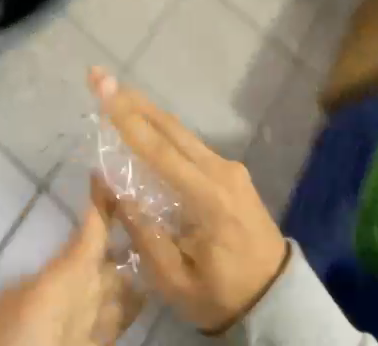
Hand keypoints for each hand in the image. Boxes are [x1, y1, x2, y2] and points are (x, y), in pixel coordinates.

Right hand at [0, 196, 144, 345]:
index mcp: (75, 274)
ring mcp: (105, 325)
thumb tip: (54, 274)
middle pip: (124, 260)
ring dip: (128, 270)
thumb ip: (42, 279)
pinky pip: (123, 317)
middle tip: (117, 213)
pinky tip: (113, 297)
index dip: (101, 203)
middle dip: (124, 236)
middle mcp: (98, 297)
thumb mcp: (13, 298)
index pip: (97, 231)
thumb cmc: (6, 337)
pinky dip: (124, 300)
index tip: (100, 178)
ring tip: (121, 256)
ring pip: (131, 290)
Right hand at [89, 67, 288, 333]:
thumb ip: (145, 235)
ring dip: (145, 112)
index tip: (104, 88)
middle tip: (99, 76)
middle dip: (132, 100)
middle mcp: (222, 172)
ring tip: (113, 95)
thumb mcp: (177, 281)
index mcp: (209, 199)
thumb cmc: (224, 296)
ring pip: (180, 132)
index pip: (160, 151)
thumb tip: (117, 192)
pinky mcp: (231, 173)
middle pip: (170, 128)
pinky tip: (142, 127)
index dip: (127, 118)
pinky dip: (161, 131)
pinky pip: (190, 145)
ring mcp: (230, 169)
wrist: (278, 301)